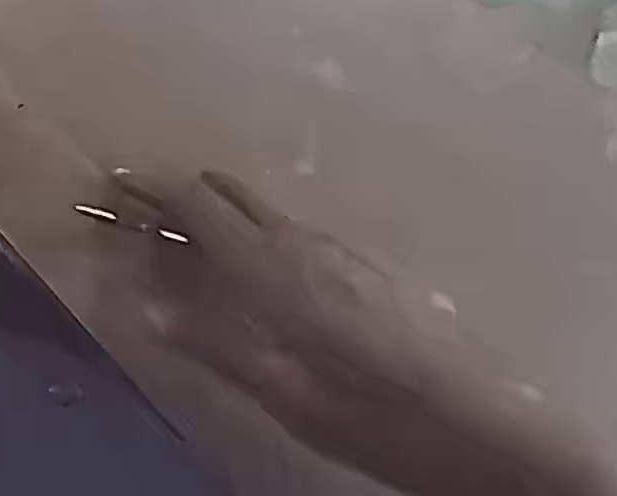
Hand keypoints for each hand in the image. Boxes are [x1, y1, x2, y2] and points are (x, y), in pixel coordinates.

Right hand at [116, 170, 616, 495]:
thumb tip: (146, 310)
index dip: (154, 187)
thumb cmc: (374, 413)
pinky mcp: (358, 260)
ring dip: (219, 215)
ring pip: (256, 207)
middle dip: (181, 193)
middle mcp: (294, 238)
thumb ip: (210, 342)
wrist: (494, 432)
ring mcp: (331, 244)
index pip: (196, 199)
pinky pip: (287, 229)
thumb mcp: (281, 392)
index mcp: (266, 262)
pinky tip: (266, 285)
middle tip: (155, 223)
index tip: (122, 185)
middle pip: (223, 186)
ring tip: (204, 260)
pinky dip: (254, 234)